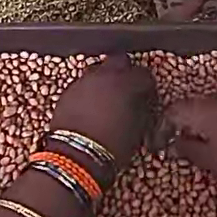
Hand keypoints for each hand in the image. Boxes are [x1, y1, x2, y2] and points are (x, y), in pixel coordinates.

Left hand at [48, 54, 154, 176]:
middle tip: (129, 89)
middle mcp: (104, 76)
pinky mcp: (68, 91)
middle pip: (120, 61)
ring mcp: (84, 81)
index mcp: (126, 83)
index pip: (144, 75)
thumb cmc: (111, 146)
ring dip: (106, 79)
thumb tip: (142, 104)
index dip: (148, 86)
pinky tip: (91, 106)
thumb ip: (142, 109)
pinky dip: (90, 90)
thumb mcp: (137, 130)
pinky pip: (83, 83)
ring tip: (108, 97)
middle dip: (126, 71)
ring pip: (99, 69)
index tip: (148, 96)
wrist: (75, 156)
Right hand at [155, 95, 216, 186]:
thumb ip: (186, 149)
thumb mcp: (209, 158)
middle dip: (178, 126)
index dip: (161, 129)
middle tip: (174, 146)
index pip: (169, 112)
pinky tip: (215, 141)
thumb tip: (173, 145)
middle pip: (186, 108)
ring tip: (194, 146)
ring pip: (203, 109)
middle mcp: (211, 98)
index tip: (159, 145)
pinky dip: (211, 124)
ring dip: (195, 124)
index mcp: (197, 108)